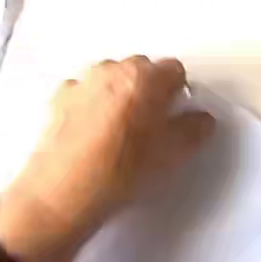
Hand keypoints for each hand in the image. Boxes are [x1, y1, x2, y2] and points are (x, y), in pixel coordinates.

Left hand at [0, 57, 215, 261]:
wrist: (61, 193)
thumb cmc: (119, 172)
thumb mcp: (170, 156)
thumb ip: (193, 130)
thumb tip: (201, 119)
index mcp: (144, 77)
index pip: (174, 69)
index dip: (179, 92)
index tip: (176, 115)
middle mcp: (112, 70)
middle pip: (141, 68)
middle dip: (150, 89)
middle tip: (150, 124)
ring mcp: (82, 81)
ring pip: (111, 77)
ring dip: (120, 94)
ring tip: (119, 131)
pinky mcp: (59, 97)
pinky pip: (85, 91)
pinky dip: (92, 102)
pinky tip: (93, 133)